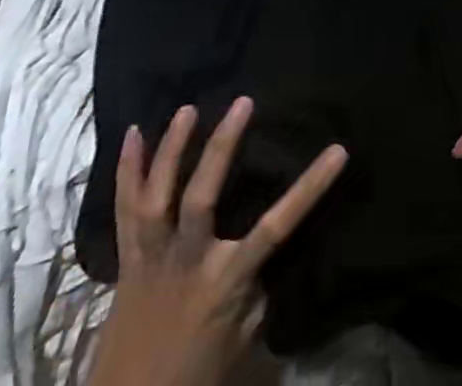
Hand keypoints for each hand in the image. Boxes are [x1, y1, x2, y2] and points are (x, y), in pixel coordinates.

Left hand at [89, 98, 347, 385]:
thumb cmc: (198, 369)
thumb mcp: (246, 331)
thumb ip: (261, 283)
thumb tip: (282, 246)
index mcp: (226, 279)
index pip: (277, 225)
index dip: (310, 186)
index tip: (338, 149)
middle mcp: (187, 260)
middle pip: (202, 196)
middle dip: (222, 147)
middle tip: (242, 103)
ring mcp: (150, 257)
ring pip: (155, 196)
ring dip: (171, 149)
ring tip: (187, 109)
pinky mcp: (125, 259)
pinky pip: (122, 210)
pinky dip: (127, 171)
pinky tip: (131, 135)